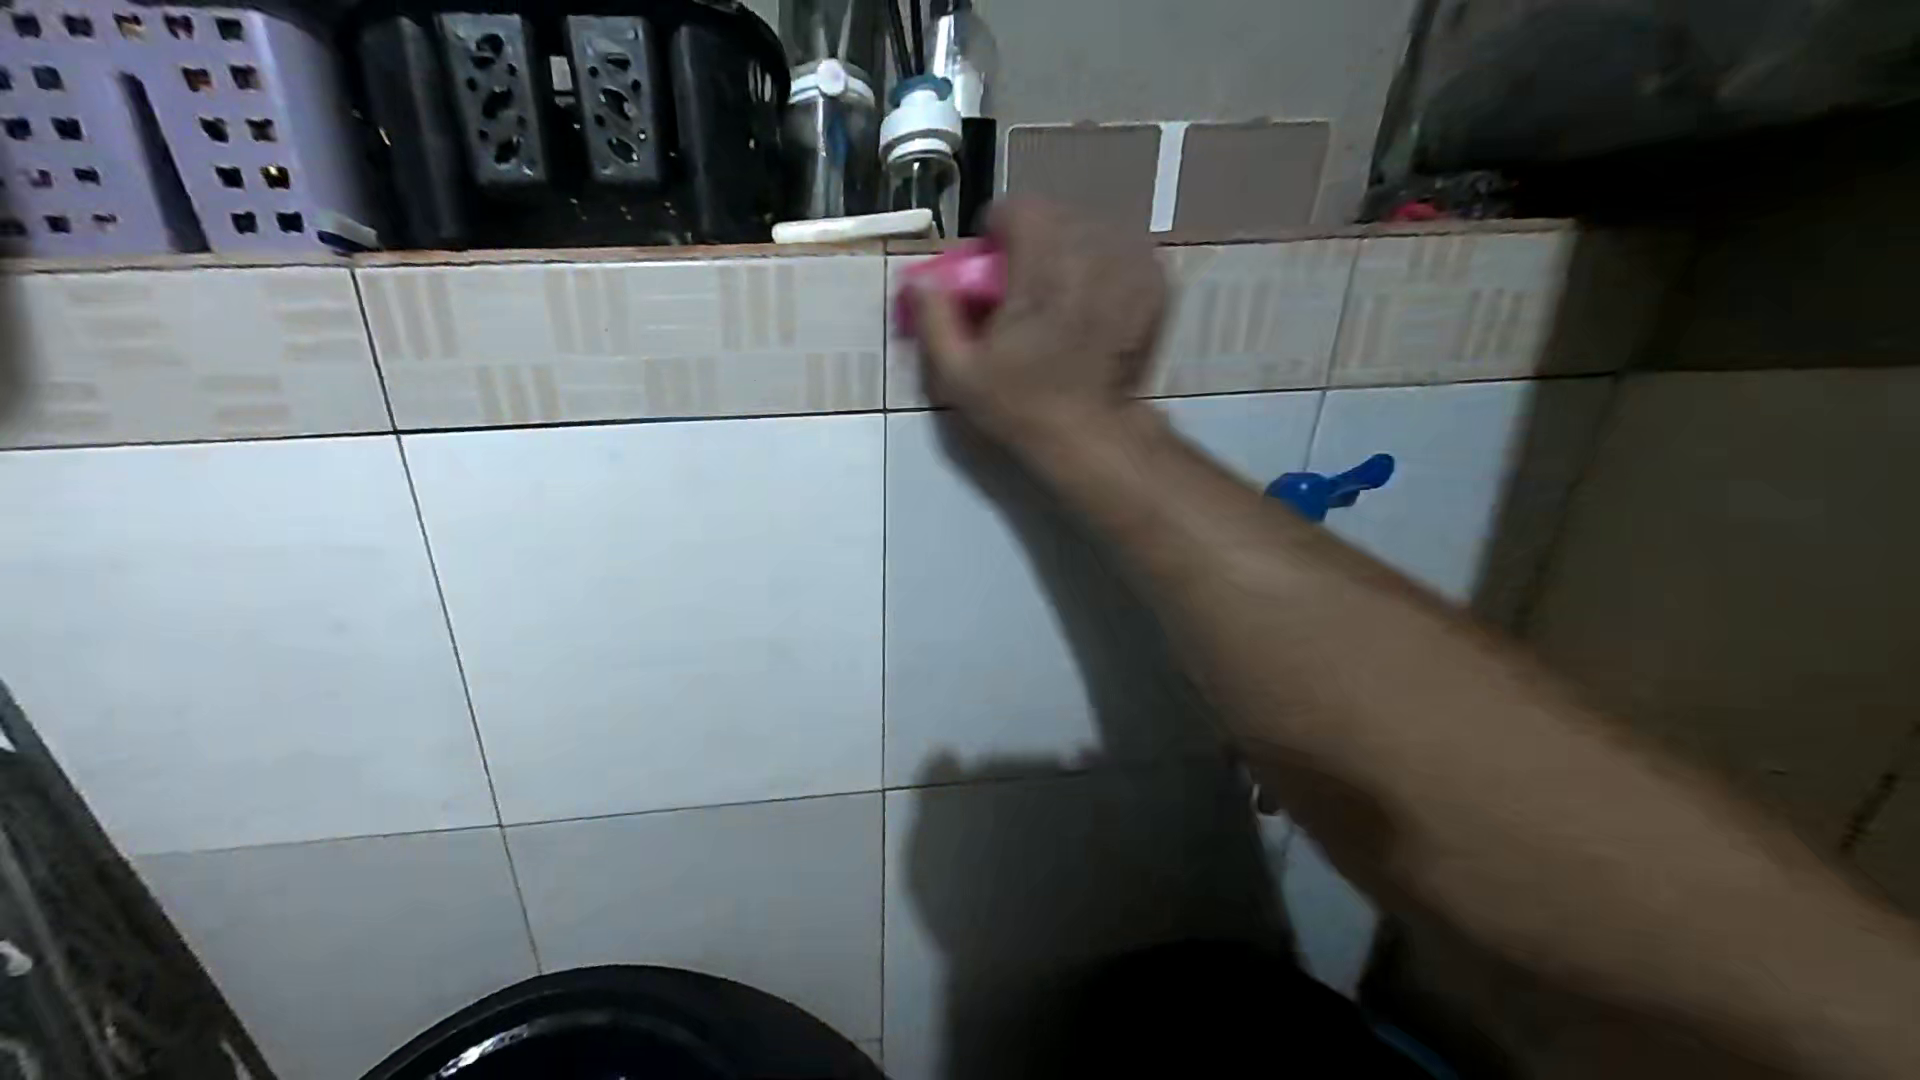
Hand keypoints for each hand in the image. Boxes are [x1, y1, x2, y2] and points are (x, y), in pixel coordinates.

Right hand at [907, 198, 1167, 449]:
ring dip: (1071, 247)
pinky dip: (1107, 261)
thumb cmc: (1021, 405)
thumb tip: (920, 279)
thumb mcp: (959, 374)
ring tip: (1062, 289)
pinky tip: (1097, 293)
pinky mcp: (1152, 286)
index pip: (1021, 208)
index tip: (996, 264)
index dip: (1000, 230)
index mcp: (1039, 274)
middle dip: (1035, 238)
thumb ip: (934, 319)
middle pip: (1056, 214)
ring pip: (1093, 225)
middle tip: (1026, 282)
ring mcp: (1127, 270)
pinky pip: (1127, 248)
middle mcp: (1087, 260)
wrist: (1089, 434)